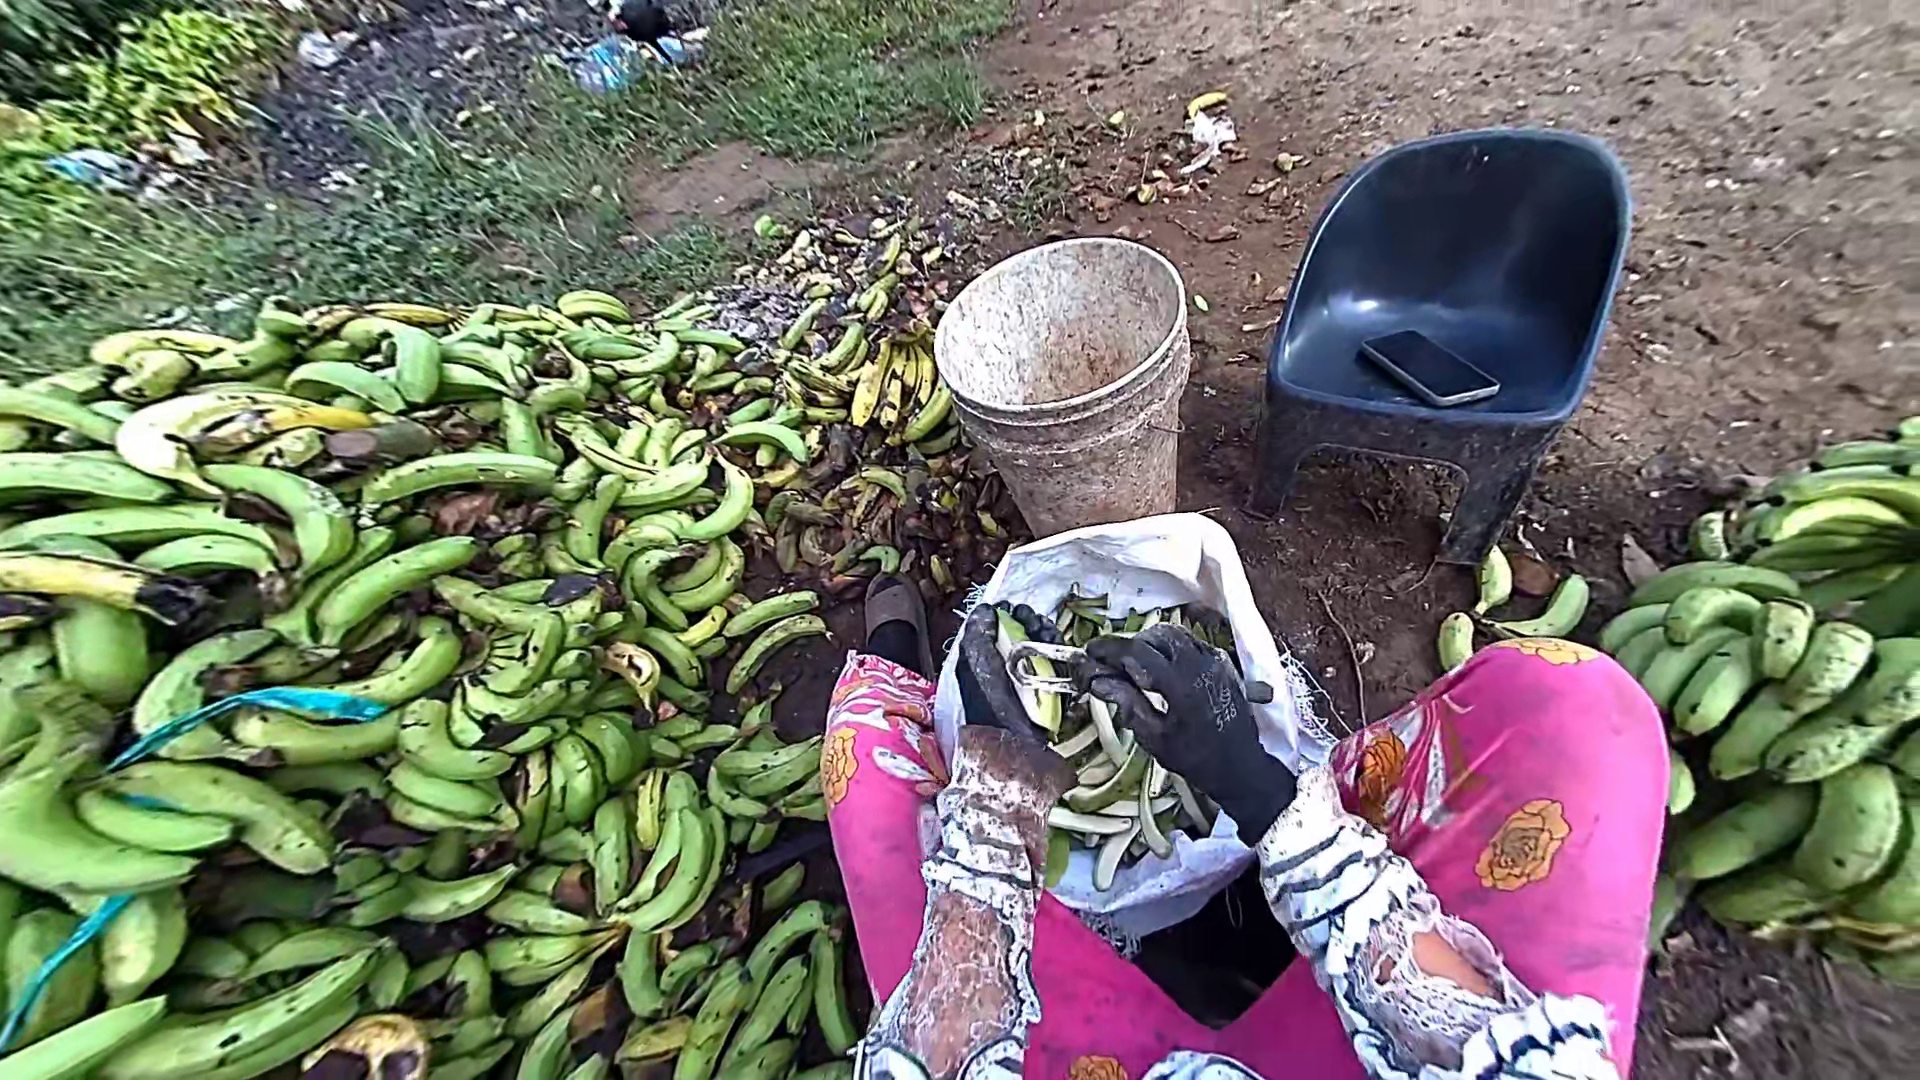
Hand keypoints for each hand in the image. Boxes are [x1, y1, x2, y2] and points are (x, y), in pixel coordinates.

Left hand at [954, 602, 1058, 742]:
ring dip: (1045, 630)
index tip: (1014, 609)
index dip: (1010, 614)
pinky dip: (1058, 647)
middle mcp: (1010, 661)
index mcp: (988, 655)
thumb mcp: (974, 661)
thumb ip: (977, 631)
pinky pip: (1058, 657)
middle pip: (1025, 630)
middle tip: (1031, 620)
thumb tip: (987, 608)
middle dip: (1030, 619)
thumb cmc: (988, 698)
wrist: (1013, 735)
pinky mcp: (1051, 682)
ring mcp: (1032, 672)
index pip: (1002, 626)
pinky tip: (1055, 644)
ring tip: (1044, 631)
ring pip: (1043, 640)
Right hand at [1079, 624, 1296, 841]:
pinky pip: (1189, 641)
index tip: (1090, 652)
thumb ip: (1126, 703)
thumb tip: (1097, 681)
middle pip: (1154, 636)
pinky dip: (1168, 646)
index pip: (1137, 651)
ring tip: (1134, 663)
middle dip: (1128, 645)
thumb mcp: (1154, 737)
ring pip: (1173, 634)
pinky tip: (1160, 666)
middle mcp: (1199, 664)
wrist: (1241, 768)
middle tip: (1110, 662)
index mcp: (1181, 684)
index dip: (1109, 649)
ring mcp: (1214, 660)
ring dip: (1148, 642)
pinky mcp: (1222, 662)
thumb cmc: (1195, 758)